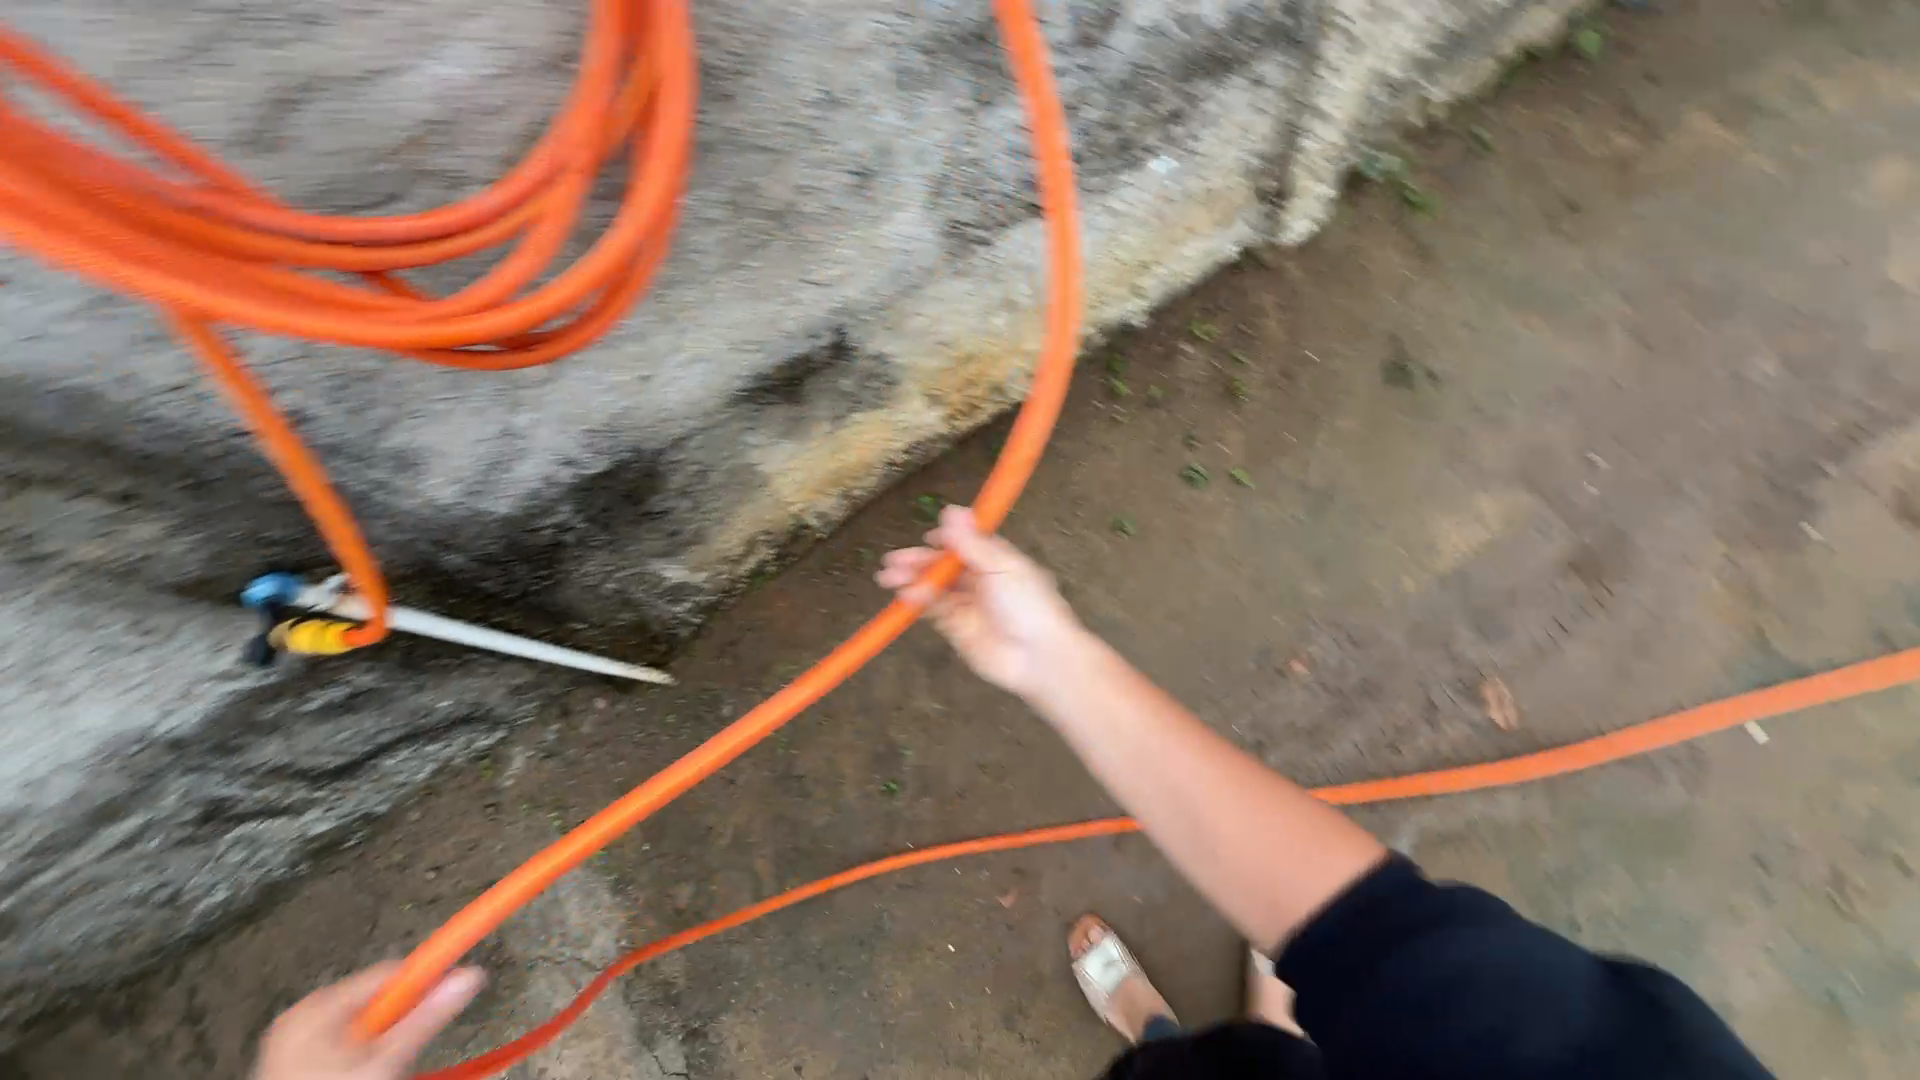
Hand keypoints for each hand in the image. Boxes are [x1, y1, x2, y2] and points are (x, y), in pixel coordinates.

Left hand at [252, 962, 483, 1079]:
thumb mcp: (385, 1062)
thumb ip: (427, 1017)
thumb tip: (474, 974)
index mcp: (318, 1006)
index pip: (388, 973)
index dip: (423, 982)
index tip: (450, 997)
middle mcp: (302, 1013)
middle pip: (375, 997)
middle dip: (399, 1018)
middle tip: (407, 1049)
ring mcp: (293, 1038)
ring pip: (362, 1019)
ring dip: (383, 1036)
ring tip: (384, 1067)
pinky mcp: (294, 1058)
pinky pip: (343, 1038)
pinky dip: (363, 1049)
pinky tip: (364, 1072)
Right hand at [876, 505, 1085, 696]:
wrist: (1038, 656)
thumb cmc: (1028, 606)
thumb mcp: (1001, 566)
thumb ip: (972, 542)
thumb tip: (951, 510)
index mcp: (997, 561)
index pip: (966, 543)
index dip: (946, 539)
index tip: (928, 537)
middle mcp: (982, 581)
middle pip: (945, 566)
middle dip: (919, 561)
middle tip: (893, 560)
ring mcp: (969, 605)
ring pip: (935, 587)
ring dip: (913, 579)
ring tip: (888, 576)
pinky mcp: (958, 629)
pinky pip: (934, 610)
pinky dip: (918, 601)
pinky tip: (904, 594)